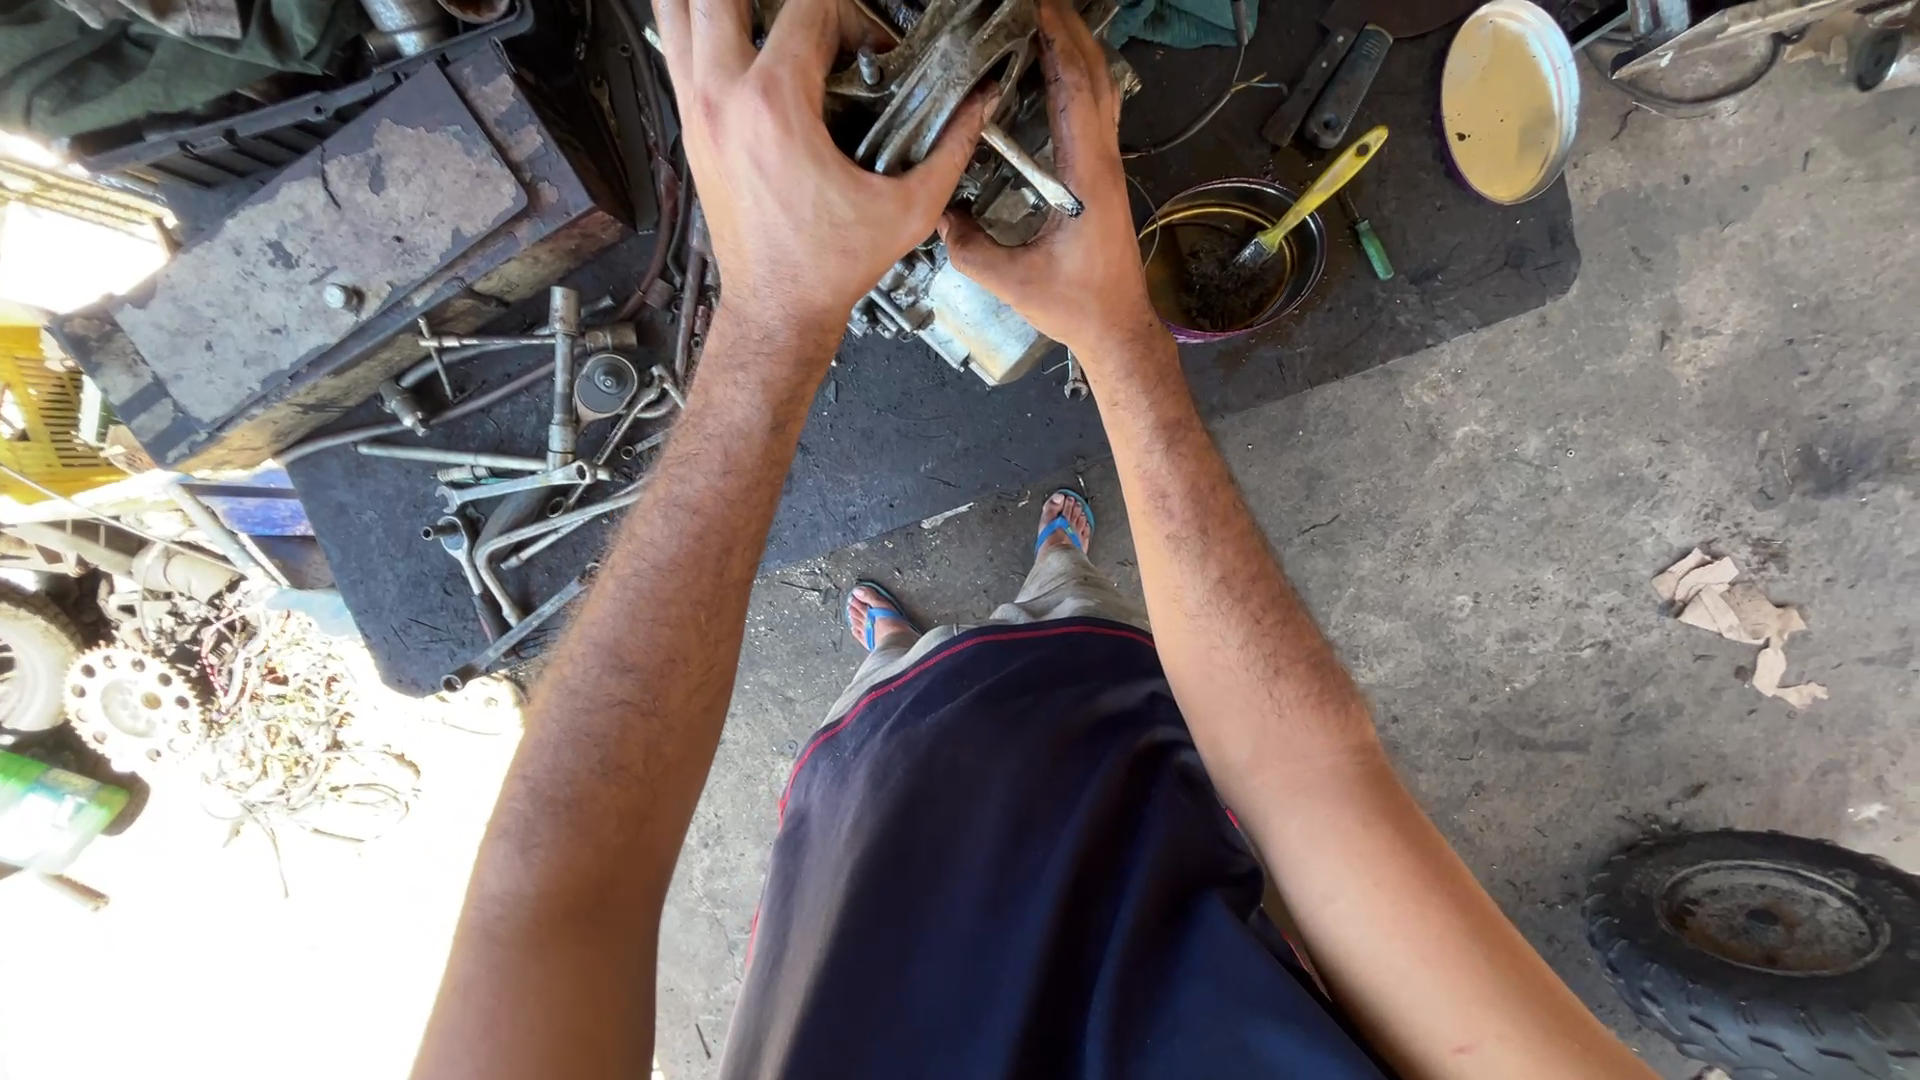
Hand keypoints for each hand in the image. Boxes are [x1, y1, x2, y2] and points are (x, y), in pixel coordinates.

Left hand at [653, 0, 991, 347]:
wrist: (779, 308)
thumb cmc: (824, 270)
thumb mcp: (906, 211)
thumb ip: (950, 151)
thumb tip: (976, 109)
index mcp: (775, 109)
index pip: (809, 9)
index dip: (851, 17)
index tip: (869, 51)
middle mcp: (724, 101)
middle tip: (813, 22)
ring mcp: (697, 113)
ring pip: (677, 8)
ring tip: (760, 15)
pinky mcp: (691, 132)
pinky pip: (674, 49)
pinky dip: (696, 27)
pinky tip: (731, 39)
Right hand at [937, 0, 1165, 359]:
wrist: (1117, 327)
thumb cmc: (1077, 307)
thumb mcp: (1013, 282)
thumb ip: (970, 249)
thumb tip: (941, 216)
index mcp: (1087, 179)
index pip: (1075, 90)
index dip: (1056, 41)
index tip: (1035, 7)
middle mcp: (1105, 165)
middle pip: (1097, 76)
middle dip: (1070, 30)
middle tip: (1037, 6)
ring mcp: (1110, 172)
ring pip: (1103, 93)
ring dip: (1078, 53)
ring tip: (1045, 28)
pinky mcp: (1105, 183)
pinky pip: (1097, 117)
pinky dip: (1079, 85)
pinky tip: (1055, 82)